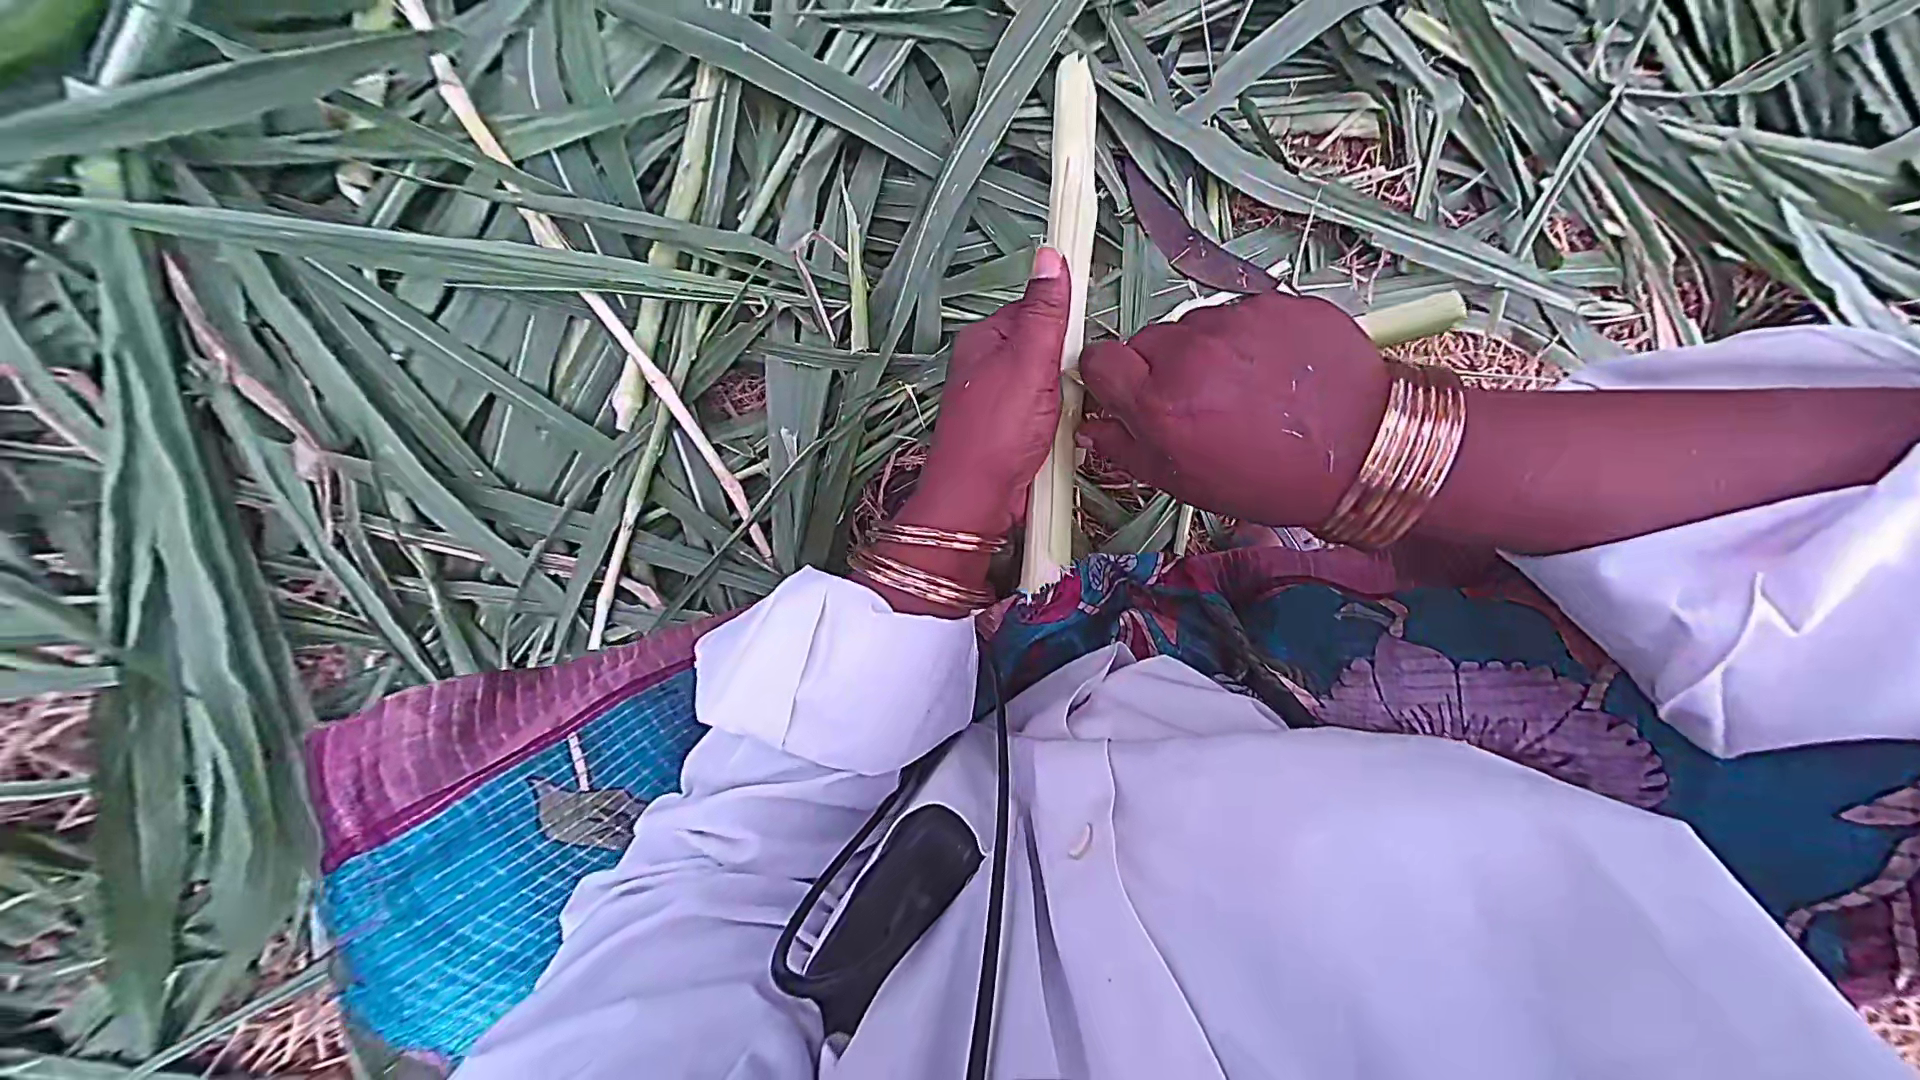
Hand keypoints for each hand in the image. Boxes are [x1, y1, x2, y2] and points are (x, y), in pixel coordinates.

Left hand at [905, 247, 1071, 537]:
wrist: (980, 497)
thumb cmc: (995, 432)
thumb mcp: (1028, 362)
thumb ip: (1043, 312)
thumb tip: (1050, 258)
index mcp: (986, 339)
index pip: (1036, 308)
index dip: (1063, 323)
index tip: (1076, 342)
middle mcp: (991, 366)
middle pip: (1049, 349)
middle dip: (1067, 369)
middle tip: (1064, 388)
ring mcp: (1003, 400)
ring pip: (1054, 385)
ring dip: (1066, 401)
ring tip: (1058, 418)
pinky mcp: (1015, 429)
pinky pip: (1051, 415)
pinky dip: (1060, 425)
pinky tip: (1056, 437)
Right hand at [1078, 293, 1388, 527]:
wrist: (1364, 452)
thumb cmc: (1268, 478)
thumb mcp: (1182, 481)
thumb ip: (1126, 448)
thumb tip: (1091, 426)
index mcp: (1159, 403)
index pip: (1098, 360)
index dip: (1105, 376)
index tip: (1120, 389)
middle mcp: (1190, 354)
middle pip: (1142, 341)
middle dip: (1153, 367)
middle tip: (1187, 399)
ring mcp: (1235, 322)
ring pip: (1188, 327)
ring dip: (1197, 351)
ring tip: (1235, 387)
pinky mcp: (1274, 303)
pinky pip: (1235, 315)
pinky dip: (1240, 338)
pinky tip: (1266, 371)